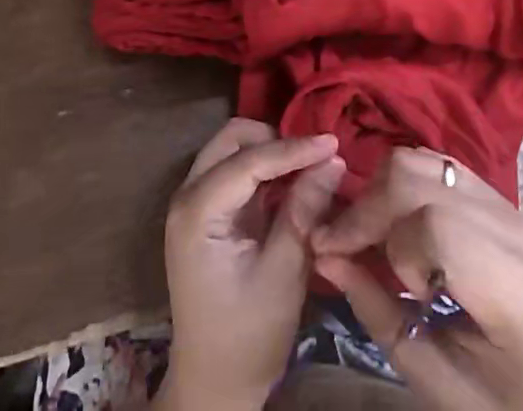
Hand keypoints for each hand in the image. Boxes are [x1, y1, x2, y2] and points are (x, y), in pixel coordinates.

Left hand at [156, 118, 345, 410]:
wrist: (214, 382)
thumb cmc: (248, 335)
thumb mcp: (284, 274)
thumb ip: (304, 212)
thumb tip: (333, 160)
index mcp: (196, 213)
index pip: (248, 161)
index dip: (294, 149)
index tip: (335, 142)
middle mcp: (187, 197)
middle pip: (232, 140)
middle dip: (276, 141)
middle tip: (319, 156)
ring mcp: (194, 203)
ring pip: (233, 150)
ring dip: (272, 152)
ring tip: (313, 166)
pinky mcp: (208, 214)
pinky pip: (237, 172)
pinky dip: (266, 170)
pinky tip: (297, 182)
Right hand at [312, 148, 522, 410]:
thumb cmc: (506, 400)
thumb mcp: (435, 377)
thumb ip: (378, 311)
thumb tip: (325, 256)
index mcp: (508, 285)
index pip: (431, 221)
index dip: (378, 234)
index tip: (344, 259)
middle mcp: (509, 228)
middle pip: (416, 175)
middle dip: (367, 206)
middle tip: (345, 245)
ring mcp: (505, 203)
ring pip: (420, 159)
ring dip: (380, 188)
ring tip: (370, 232)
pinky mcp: (496, 195)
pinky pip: (434, 164)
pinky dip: (401, 181)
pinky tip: (396, 220)